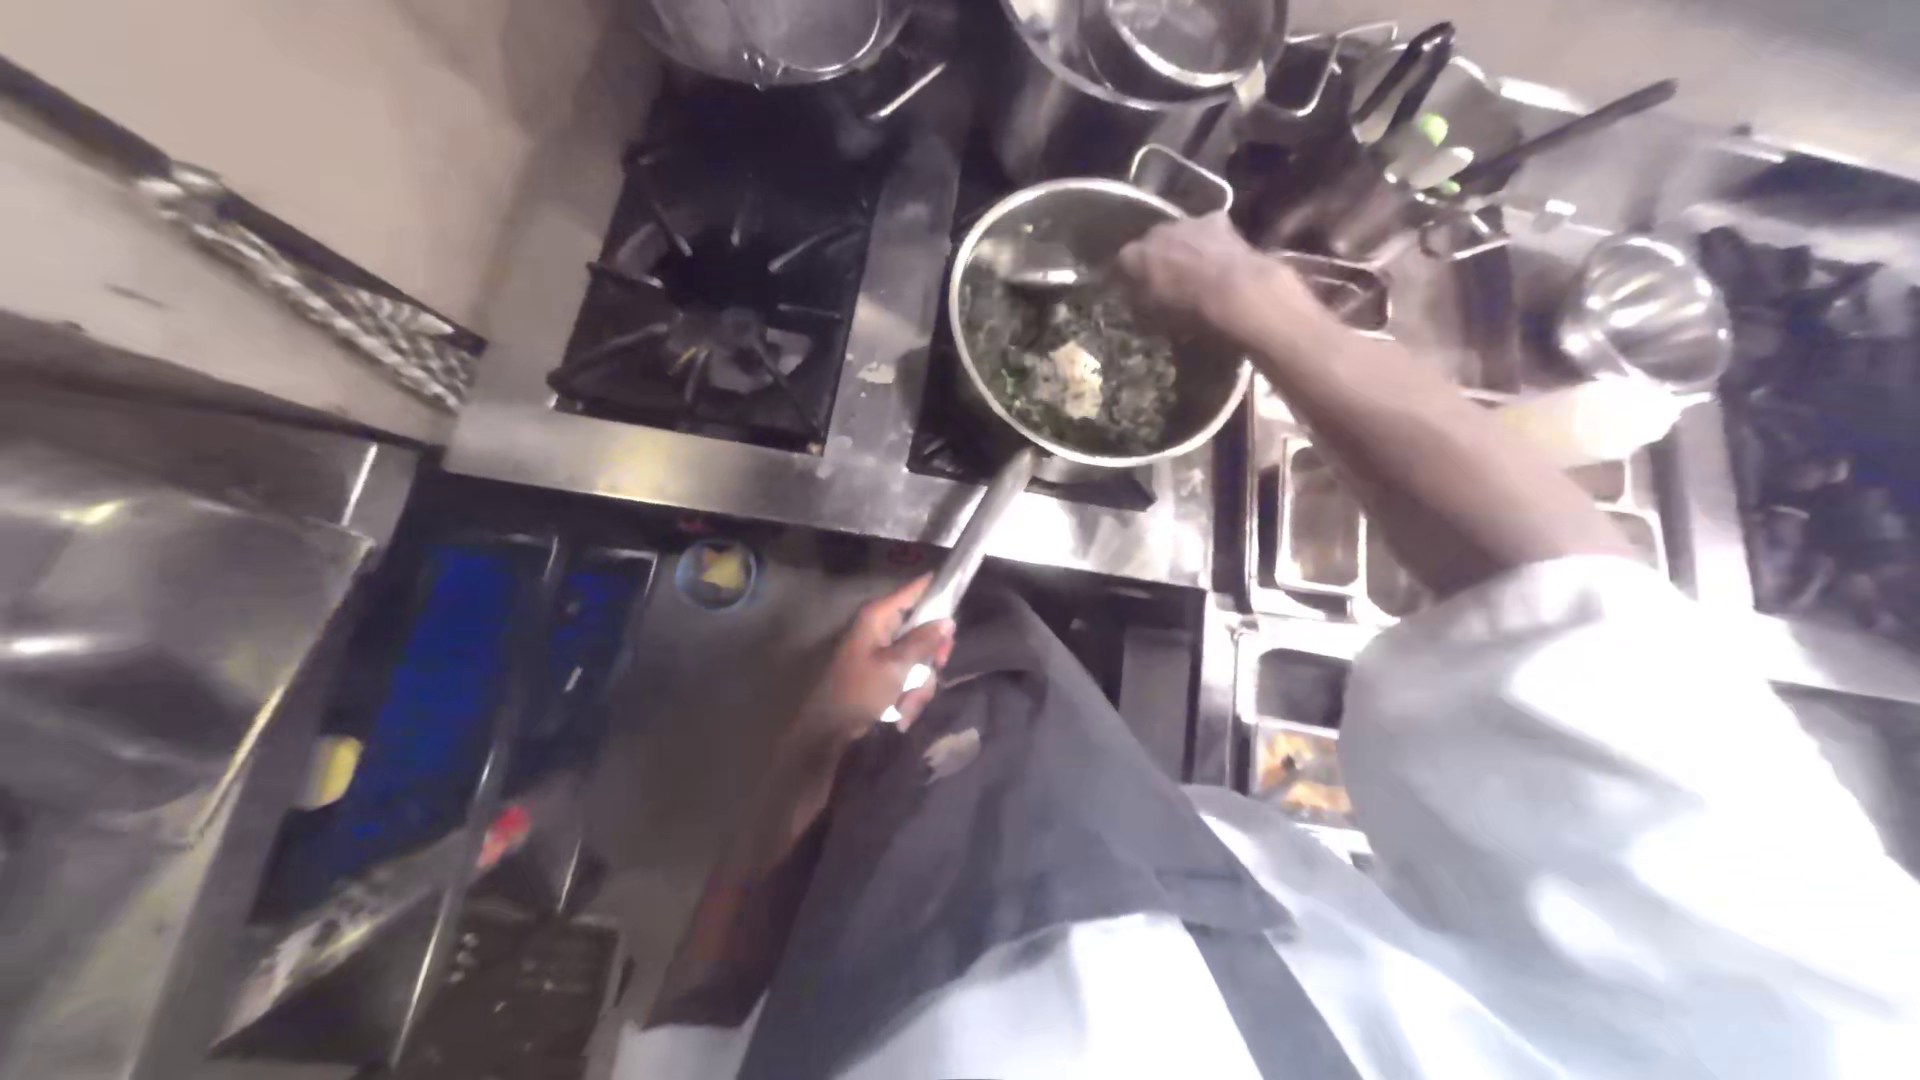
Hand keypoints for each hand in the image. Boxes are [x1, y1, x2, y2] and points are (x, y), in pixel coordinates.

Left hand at [795, 575, 955, 745]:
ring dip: (919, 685)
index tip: (956, 585)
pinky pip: (910, 676)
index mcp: (878, 617)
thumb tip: (948, 621)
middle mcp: (881, 628)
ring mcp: (883, 651)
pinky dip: (909, 695)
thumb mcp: (896, 666)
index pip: (912, 591)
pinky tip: (901, 714)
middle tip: (941, 663)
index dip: (934, 587)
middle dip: (931, 656)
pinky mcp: (885, 672)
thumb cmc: (860, 690)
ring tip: (907, 705)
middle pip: (923, 628)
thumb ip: (923, 642)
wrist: (831, 728)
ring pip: (920, 658)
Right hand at [1115, 214, 1330, 337]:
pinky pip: (1207, 230)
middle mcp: (1152, 233)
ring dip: (1182, 249)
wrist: (1230, 293)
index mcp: (1130, 258)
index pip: (1119, 268)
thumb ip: (1139, 307)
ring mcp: (1185, 222)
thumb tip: (1139, 305)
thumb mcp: (1150, 321)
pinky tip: (1217, 258)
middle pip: (1148, 246)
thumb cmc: (1183, 313)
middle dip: (1155, 261)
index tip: (1134, 294)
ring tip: (1194, 271)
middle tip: (1165, 283)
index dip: (1127, 282)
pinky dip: (1209, 241)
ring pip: (1178, 235)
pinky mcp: (1216, 220)